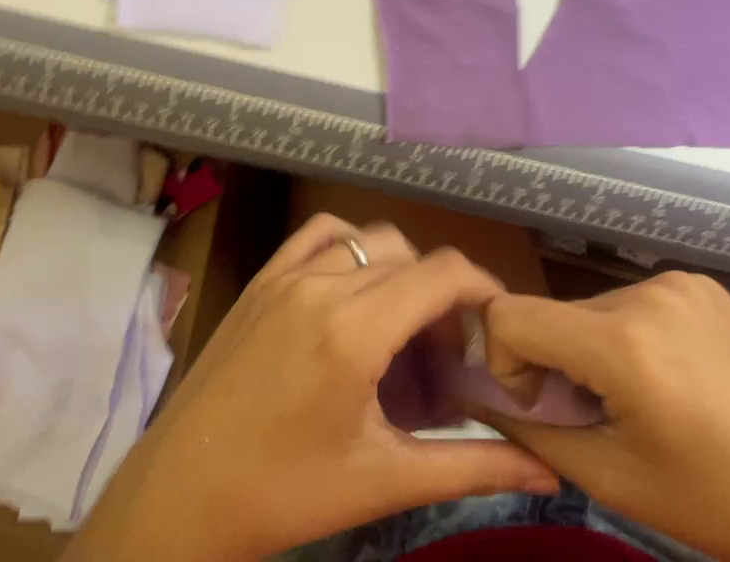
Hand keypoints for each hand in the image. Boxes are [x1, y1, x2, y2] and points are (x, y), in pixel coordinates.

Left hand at [65, 215, 558, 561]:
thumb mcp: (383, 480)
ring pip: (369, 238)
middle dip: (444, 294)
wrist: (180, 495)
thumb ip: (472, 468)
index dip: (484, 290)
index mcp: (354, 331)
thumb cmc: (283, 493)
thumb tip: (549, 473)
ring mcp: (284, 276)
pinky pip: (319, 233)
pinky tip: (354, 286)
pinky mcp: (260, 280)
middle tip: (447, 352)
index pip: (443, 274)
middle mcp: (321, 285)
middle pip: (412, 257)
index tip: (497, 328)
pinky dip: (351, 244)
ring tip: (402, 323)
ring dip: (400, 268)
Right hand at [477, 273, 729, 561]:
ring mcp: (682, 282)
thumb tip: (475, 394)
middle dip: (552, 363)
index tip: (539, 406)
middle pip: (554, 314)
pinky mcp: (704, 285)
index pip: (509, 314)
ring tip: (640, 404)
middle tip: (596, 419)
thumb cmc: (717, 502)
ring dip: (590, 351)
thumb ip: (529, 427)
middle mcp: (648, 292)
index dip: (503, 361)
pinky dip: (628, 337)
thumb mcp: (608, 475)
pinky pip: (634, 304)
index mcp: (623, 341)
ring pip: (592, 310)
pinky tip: (671, 381)